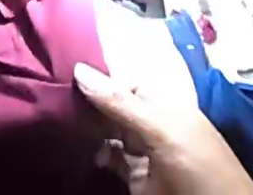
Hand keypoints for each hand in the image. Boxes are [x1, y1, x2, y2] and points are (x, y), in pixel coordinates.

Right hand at [75, 62, 252, 194]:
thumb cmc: (195, 163)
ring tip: (63, 121)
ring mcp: (146, 153)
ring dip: (91, 130)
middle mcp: (153, 122)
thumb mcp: (159, 129)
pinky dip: (97, 155)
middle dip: (90, 102)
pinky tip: (82, 151)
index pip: (125, 81)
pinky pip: (113, 161)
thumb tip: (80, 70)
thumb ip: (120, 103)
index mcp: (163, 101)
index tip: (66, 70)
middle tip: (57, 96)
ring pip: (111, 134)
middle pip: (116, 106)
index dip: (99, 76)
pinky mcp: (139, 182)